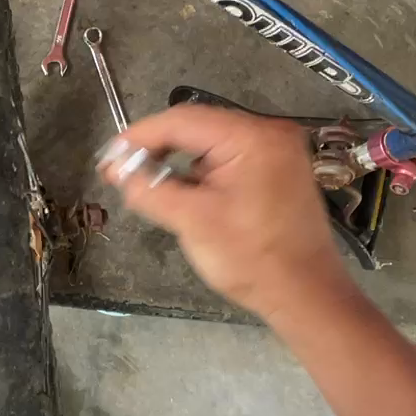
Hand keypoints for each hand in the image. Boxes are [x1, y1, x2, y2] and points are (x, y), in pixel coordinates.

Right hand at [99, 104, 353, 320]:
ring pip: (206, 142)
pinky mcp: (272, 170)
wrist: (306, 295)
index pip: (181, 120)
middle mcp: (267, 133)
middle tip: (120, 170)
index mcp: (252, 138)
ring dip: (172, 159)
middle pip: (194, 127)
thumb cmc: (252, 258)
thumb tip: (116, 169)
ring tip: (142, 182)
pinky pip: (222, 158)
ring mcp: (273, 151)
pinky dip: (195, 171)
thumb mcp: (192, 221)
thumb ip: (148, 189)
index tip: (109, 158)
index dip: (139, 137)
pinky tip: (175, 190)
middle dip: (154, 148)